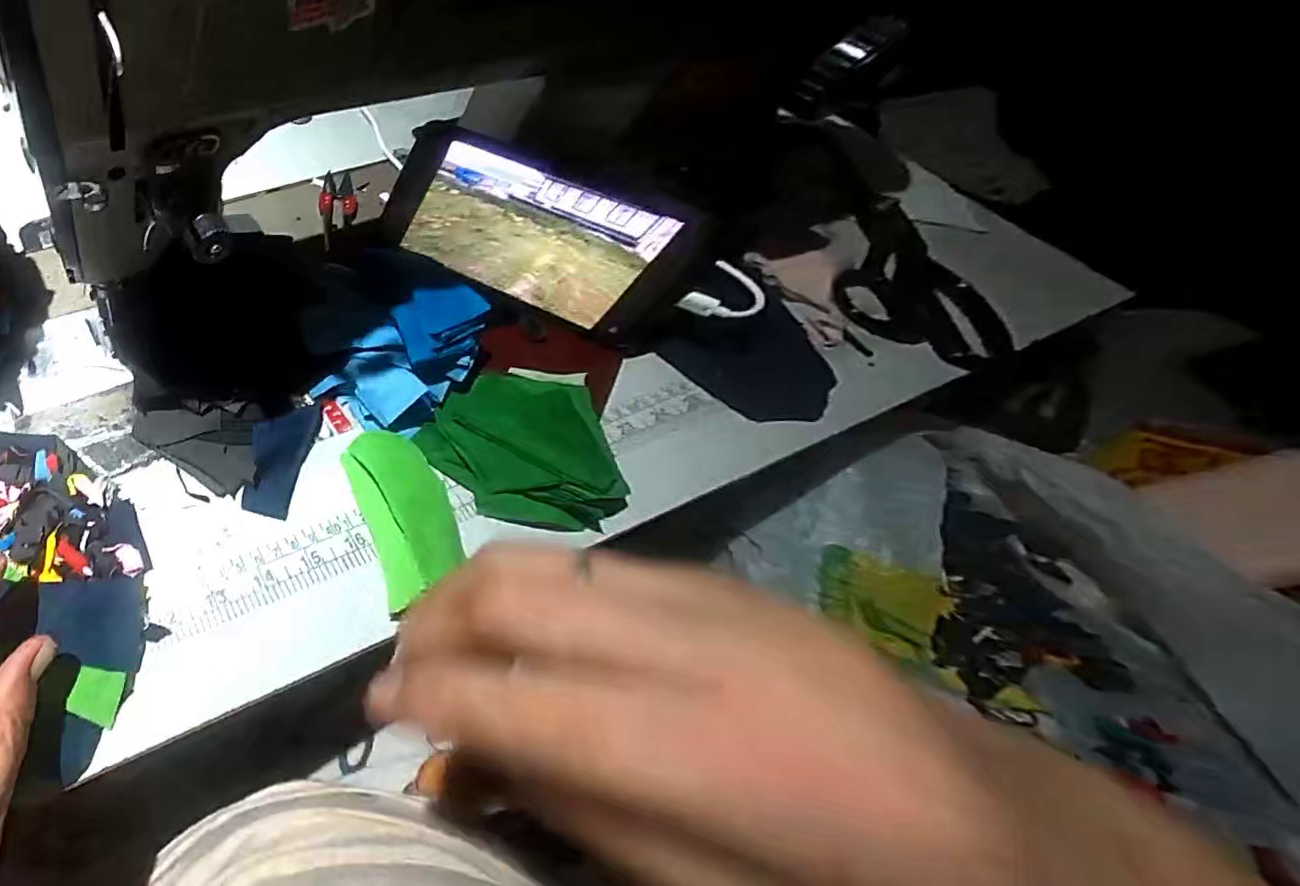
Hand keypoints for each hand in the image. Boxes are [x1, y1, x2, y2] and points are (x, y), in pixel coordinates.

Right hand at [367, 544, 1251, 885]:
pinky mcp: (705, 572)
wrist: (1004, 823)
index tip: (375, 705)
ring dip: (464, 590)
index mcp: (709, 750)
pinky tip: (510, 625)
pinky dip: (519, 585)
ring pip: (536, 556)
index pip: (522, 701)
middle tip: (400, 666)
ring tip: (436, 636)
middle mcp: (692, 639)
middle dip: (431, 622)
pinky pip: (578, 560)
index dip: (432, 696)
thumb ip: (578, 815)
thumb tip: (468, 760)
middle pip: (513, 591)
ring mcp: (699, 589)